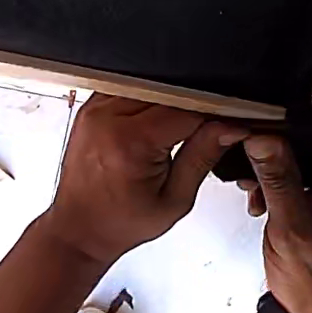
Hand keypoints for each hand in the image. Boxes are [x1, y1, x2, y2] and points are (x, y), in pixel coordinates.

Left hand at [40, 95, 249, 267]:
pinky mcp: (92, 105)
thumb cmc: (121, 222)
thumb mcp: (175, 199)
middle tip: (207, 130)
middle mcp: (108, 118)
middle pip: (171, 91)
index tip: (231, 122)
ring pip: (152, 84)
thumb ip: (203, 156)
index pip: (189, 109)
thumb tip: (230, 127)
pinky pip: (132, 87)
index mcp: (130, 142)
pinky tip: (156, 122)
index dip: (216, 114)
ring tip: (177, 131)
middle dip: (197, 106)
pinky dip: (151, 99)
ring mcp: (96, 108)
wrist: (79, 228)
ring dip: (173, 100)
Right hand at [241, 135, 311, 312]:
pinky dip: (284, 198)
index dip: (279, 140)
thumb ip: (278, 181)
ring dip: (275, 183)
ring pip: (304, 174)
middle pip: (308, 156)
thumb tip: (265, 139)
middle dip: (274, 165)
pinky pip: (306, 191)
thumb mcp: (290, 227)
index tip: (251, 144)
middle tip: (251, 182)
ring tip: (258, 201)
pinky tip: (270, 210)